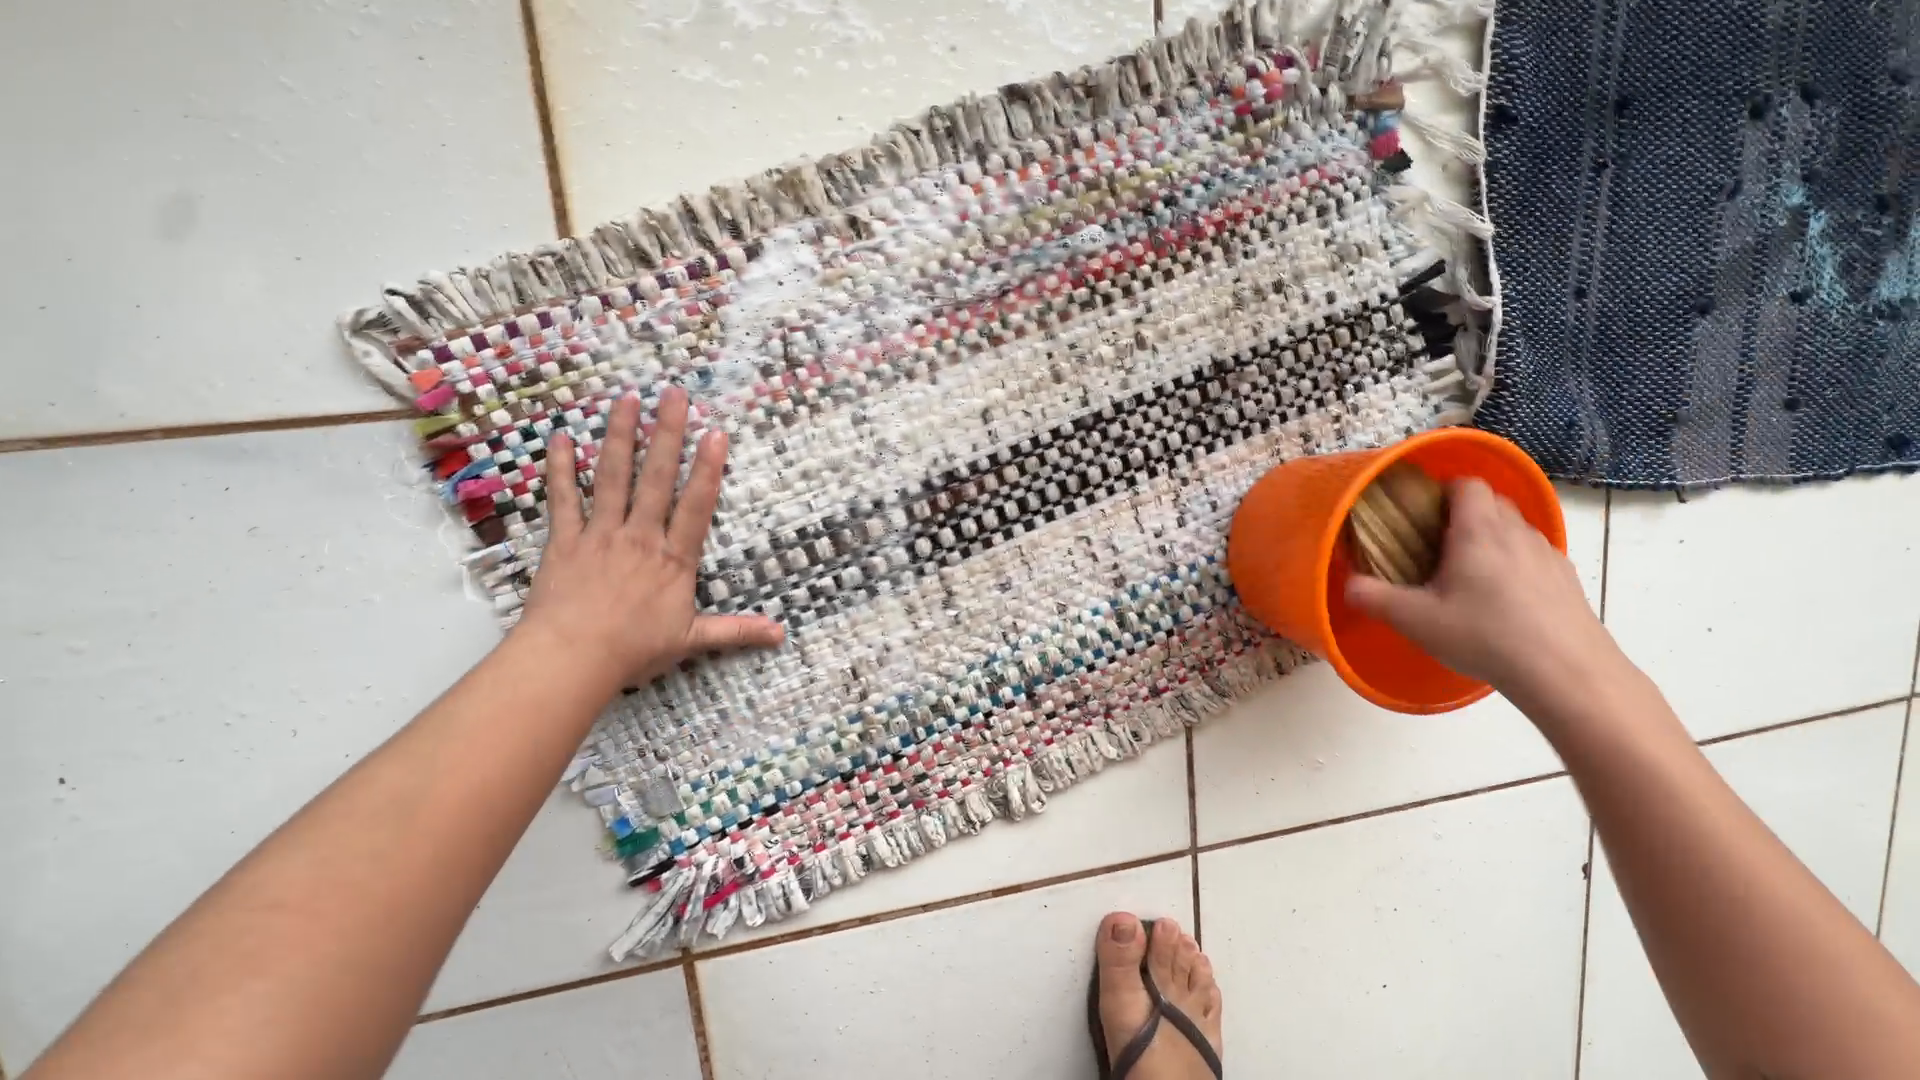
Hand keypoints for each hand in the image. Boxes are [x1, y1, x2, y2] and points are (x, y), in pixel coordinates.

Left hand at [514, 386, 783, 690]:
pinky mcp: (566, 540)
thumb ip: (736, 630)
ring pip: (613, 476)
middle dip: (667, 433)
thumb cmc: (633, 650)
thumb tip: (780, 633)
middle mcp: (640, 537)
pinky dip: (560, 467)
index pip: (697, 505)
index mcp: (673, 559)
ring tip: (627, 399)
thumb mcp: (692, 640)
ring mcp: (601, 534)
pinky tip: (560, 438)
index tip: (715, 432)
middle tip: (674, 394)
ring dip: (620, 436)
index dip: (708, 468)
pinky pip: (563, 498)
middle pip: (657, 477)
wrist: (572, 658)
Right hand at [1344, 478, 1622, 705]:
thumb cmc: (1486, 637)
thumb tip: (1347, 584)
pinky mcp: (1567, 580)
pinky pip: (1533, 556)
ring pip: (1515, 529)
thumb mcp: (1416, 620)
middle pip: (1492, 502)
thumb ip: (1374, 597)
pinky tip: (1502, 601)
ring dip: (1490, 539)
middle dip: (1463, 515)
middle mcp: (1517, 532)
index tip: (1421, 515)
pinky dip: (1514, 564)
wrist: (1567, 673)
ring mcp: (1548, 554)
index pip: (1466, 485)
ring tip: (1468, 576)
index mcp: (1479, 530)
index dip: (1442, 491)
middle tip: (1436, 546)